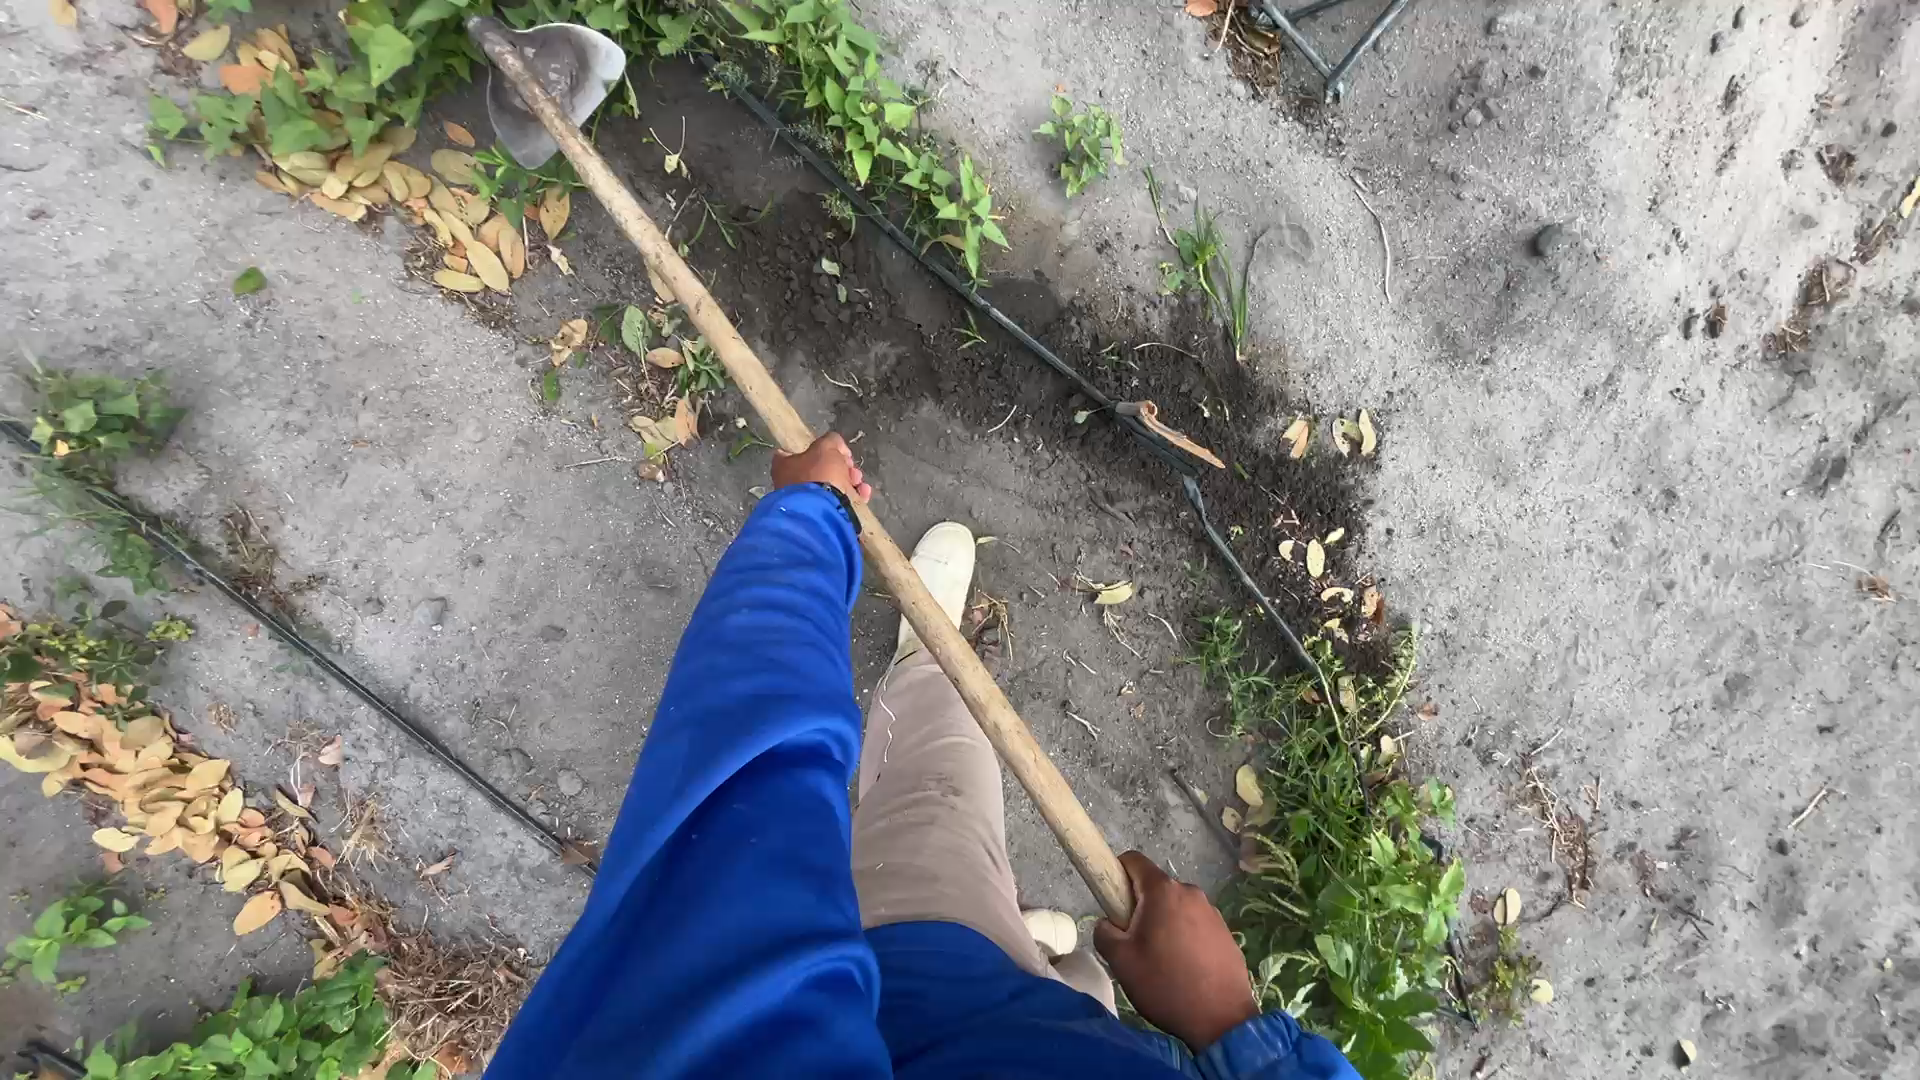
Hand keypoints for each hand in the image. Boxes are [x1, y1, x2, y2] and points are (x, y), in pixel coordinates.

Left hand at [771, 432, 870, 502]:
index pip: (792, 452)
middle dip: (839, 466)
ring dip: (849, 482)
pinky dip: (853, 497)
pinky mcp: (823, 518)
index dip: (814, 449)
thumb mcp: (827, 447)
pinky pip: (839, 504)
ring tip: (859, 481)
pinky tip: (863, 493)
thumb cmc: (820, 475)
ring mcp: (806, 504)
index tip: (831, 450)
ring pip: (831, 488)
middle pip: (818, 471)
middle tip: (850, 467)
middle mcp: (791, 486)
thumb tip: (837, 448)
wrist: (825, 512)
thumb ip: (832, 441)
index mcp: (784, 467)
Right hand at [1095, 851, 1256, 1050]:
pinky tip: (1186, 969)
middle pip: (1155, 887)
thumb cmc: (1166, 985)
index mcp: (1162, 890)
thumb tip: (1109, 925)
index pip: (1133, 860)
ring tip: (1163, 961)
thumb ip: (1104, 933)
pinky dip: (1186, 937)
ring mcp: (1212, 911)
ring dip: (1165, 923)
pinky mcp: (1226, 932)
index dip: (1117, 874)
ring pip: (1176, 906)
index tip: (1113, 902)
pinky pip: (1196, 924)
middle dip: (1141, 907)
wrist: (1223, 1022)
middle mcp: (1190, 891)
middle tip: (1136, 942)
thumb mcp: (1121, 962)